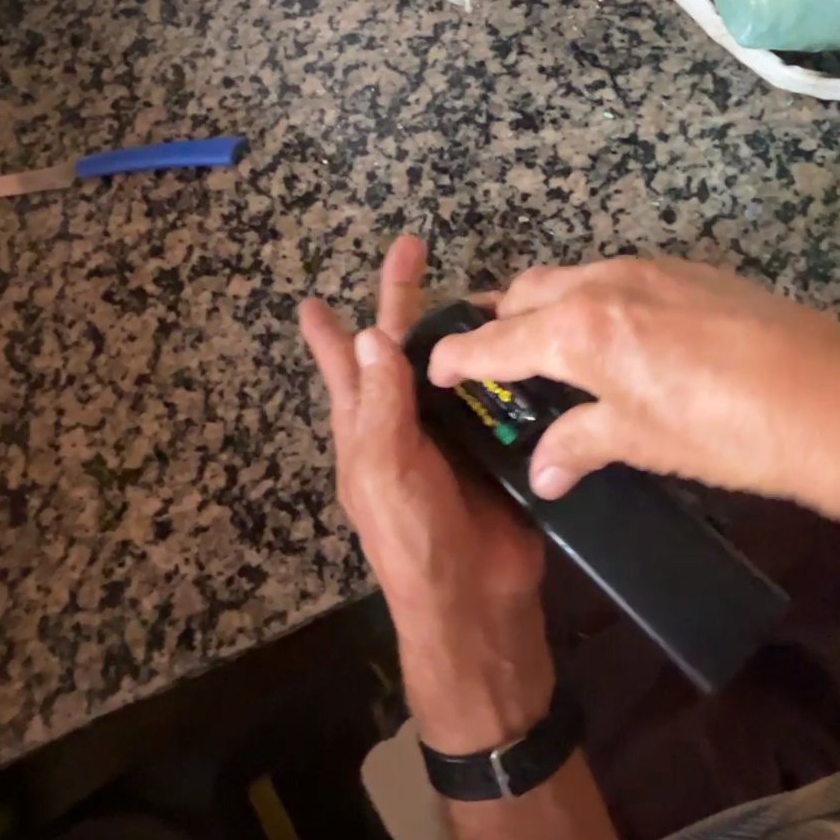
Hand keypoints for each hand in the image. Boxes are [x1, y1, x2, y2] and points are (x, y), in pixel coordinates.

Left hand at [300, 236, 551, 751]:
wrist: (476, 595)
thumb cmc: (414, 536)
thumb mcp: (382, 469)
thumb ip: (380, 404)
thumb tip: (369, 334)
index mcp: (367, 428)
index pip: (345, 367)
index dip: (329, 331)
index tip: (312, 297)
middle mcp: (406, 422)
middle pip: (402, 350)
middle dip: (405, 300)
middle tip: (414, 244)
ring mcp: (452, 432)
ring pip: (453, 365)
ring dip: (463, 326)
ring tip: (480, 285)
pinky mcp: (496, 443)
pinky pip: (499, 393)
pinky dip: (508, 364)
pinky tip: (527, 338)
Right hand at [426, 258, 839, 535]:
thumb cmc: (731, 434)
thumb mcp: (645, 443)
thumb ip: (580, 445)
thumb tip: (542, 472)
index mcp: (582, 328)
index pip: (497, 341)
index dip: (458, 357)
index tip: (434, 369)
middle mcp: (606, 283)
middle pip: (525, 294)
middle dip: (499, 325)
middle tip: (494, 366)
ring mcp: (652, 269)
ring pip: (570, 278)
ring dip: (546, 309)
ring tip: (551, 352)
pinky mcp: (691, 272)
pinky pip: (616, 278)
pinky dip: (593, 302)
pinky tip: (619, 340)